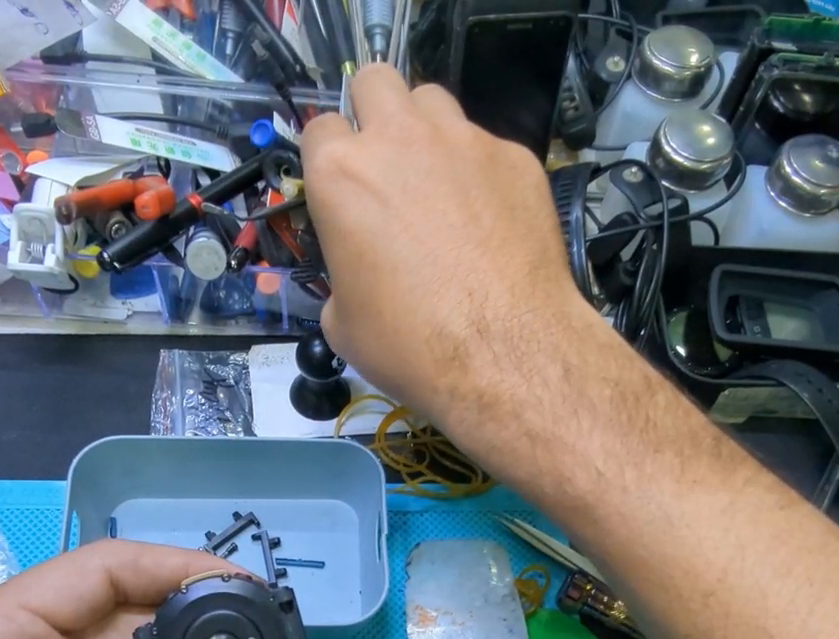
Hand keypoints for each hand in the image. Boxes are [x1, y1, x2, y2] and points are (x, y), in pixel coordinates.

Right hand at [302, 65, 597, 429]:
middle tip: (389, 169)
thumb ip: (342, 272)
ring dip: (428, 133)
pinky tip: (493, 222)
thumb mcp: (343, 324)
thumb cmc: (411, 346)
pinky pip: (489, 148)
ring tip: (441, 188)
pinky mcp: (517, 159)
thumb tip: (358, 270)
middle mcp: (400, 140)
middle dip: (375, 116)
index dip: (330, 161)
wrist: (504, 354)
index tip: (342, 191)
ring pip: (435, 103)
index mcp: (342, 176)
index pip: (321, 130)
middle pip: (376, 83)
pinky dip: (483, 174)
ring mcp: (465, 142)